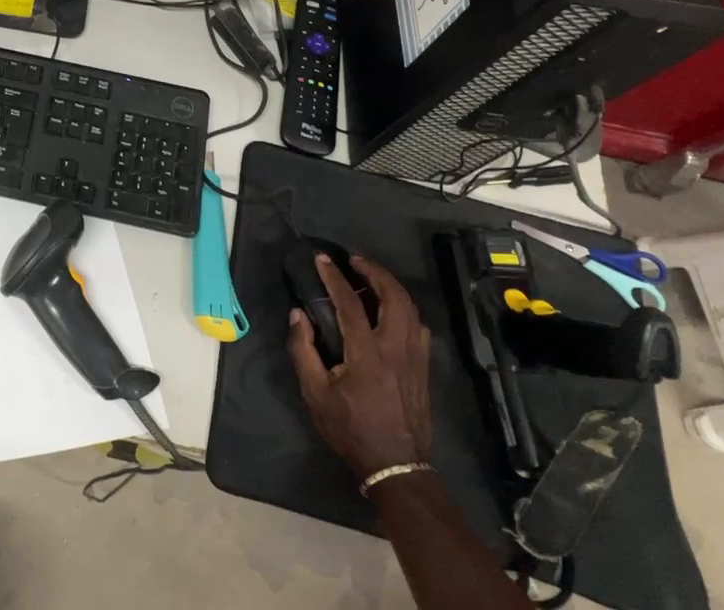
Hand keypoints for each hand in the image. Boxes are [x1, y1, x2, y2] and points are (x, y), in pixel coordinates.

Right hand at [287, 255, 433, 477]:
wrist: (395, 463)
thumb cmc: (349, 428)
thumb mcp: (314, 393)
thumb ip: (303, 350)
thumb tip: (298, 316)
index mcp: (367, 353)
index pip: (350, 303)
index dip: (335, 277)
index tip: (322, 259)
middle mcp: (396, 348)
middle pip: (394, 296)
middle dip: (375, 272)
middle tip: (355, 261)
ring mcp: (416, 357)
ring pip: (412, 310)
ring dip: (392, 288)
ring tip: (372, 279)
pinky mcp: (424, 368)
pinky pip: (419, 328)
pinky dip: (406, 310)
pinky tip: (392, 312)